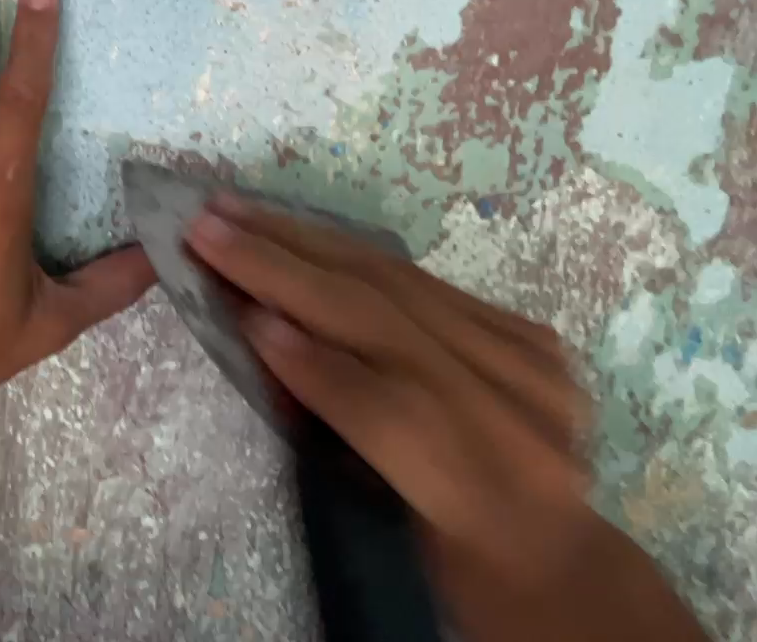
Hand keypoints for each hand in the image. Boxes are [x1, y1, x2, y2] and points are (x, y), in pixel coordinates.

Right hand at [184, 196, 707, 641]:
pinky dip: (343, 248)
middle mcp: (519, 419)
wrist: (549, 548)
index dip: (298, 355)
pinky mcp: (531, 334)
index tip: (230, 306)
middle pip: (382, 320)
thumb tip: (263, 327)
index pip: (376, 406)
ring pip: (395, 279)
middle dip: (280, 265)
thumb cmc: (437, 543)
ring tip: (236, 208)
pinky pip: (416, 275)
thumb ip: (325, 412)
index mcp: (478, 494)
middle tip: (207, 224)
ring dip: (300, 236)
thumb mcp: (370, 497)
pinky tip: (292, 224)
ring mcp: (532, 367)